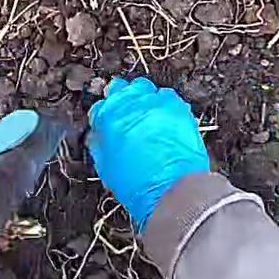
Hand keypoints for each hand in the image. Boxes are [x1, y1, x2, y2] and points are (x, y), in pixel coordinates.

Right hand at [87, 78, 209, 231]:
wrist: (173, 191)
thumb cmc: (140, 185)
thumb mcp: (106, 166)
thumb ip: (100, 143)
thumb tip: (99, 136)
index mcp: (108, 116)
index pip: (100, 104)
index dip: (103, 114)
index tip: (107, 121)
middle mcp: (132, 103)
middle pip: (123, 88)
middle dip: (124, 99)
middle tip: (127, 116)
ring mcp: (157, 103)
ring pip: (147, 89)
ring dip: (145, 101)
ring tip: (148, 121)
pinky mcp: (179, 108)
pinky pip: (168, 98)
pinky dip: (165, 107)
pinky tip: (165, 124)